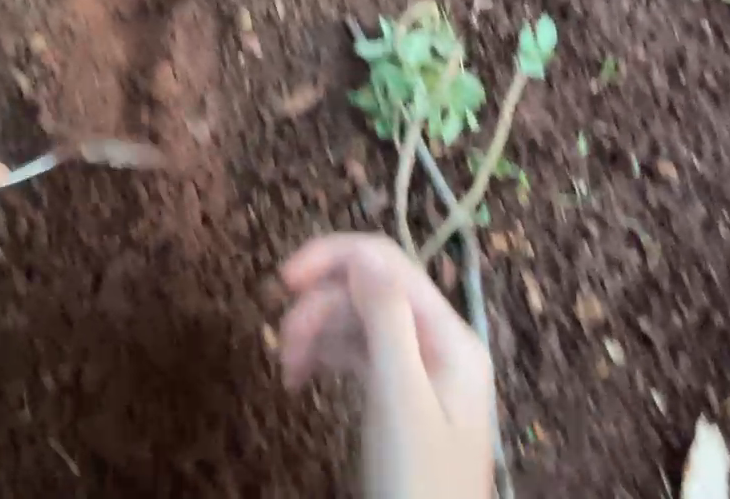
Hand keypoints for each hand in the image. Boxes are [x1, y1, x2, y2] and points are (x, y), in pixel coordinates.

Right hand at [277, 234, 494, 498]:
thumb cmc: (418, 481)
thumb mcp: (401, 398)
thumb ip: (387, 320)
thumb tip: (362, 254)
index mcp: (448, 335)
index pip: (386, 263)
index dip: (334, 257)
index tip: (285, 278)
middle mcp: (434, 339)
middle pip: (364, 290)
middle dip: (318, 306)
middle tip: (281, 339)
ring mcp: (415, 364)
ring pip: (352, 319)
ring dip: (313, 333)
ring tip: (286, 368)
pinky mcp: (394, 387)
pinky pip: (352, 349)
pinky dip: (322, 355)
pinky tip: (298, 377)